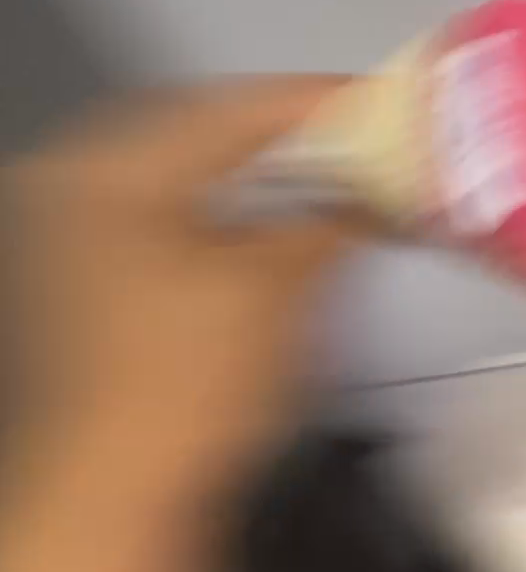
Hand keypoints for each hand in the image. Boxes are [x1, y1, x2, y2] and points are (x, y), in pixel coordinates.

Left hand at [4, 77, 366, 495]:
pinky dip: (258, 202)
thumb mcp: (274, 288)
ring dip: (282, 166)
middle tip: (380, 135)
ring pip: (204, 169)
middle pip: (209, 130)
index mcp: (112, 176)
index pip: (229, 111)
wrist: (132, 471)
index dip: (317, 102)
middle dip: (300, 130)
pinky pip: (199, 207)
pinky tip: (306, 211)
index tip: (392, 100)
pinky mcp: (120, 266)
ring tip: (356, 168)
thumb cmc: (199, 374)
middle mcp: (88, 184)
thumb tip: (378, 196)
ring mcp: (96, 228)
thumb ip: (327, 224)